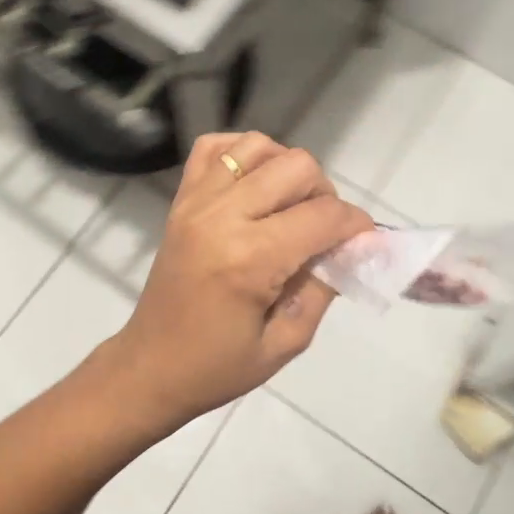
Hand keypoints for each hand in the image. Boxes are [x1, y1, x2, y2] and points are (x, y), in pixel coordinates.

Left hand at [92, 132, 375, 426]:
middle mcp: (221, 217)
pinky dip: (242, 155)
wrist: (150, 367)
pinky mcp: (180, 199)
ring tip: (288, 207)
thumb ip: (323, 289)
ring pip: (258, 146)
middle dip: (325, 195)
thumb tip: (350, 249)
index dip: (356, 225)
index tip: (362, 242)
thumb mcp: (286, 342)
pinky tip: (254, 185)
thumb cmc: (218, 366)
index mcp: (249, 259)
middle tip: (322, 232)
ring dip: (285, 170)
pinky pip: (213, 148)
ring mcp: (196, 201)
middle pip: (297, 166)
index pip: (324, 216)